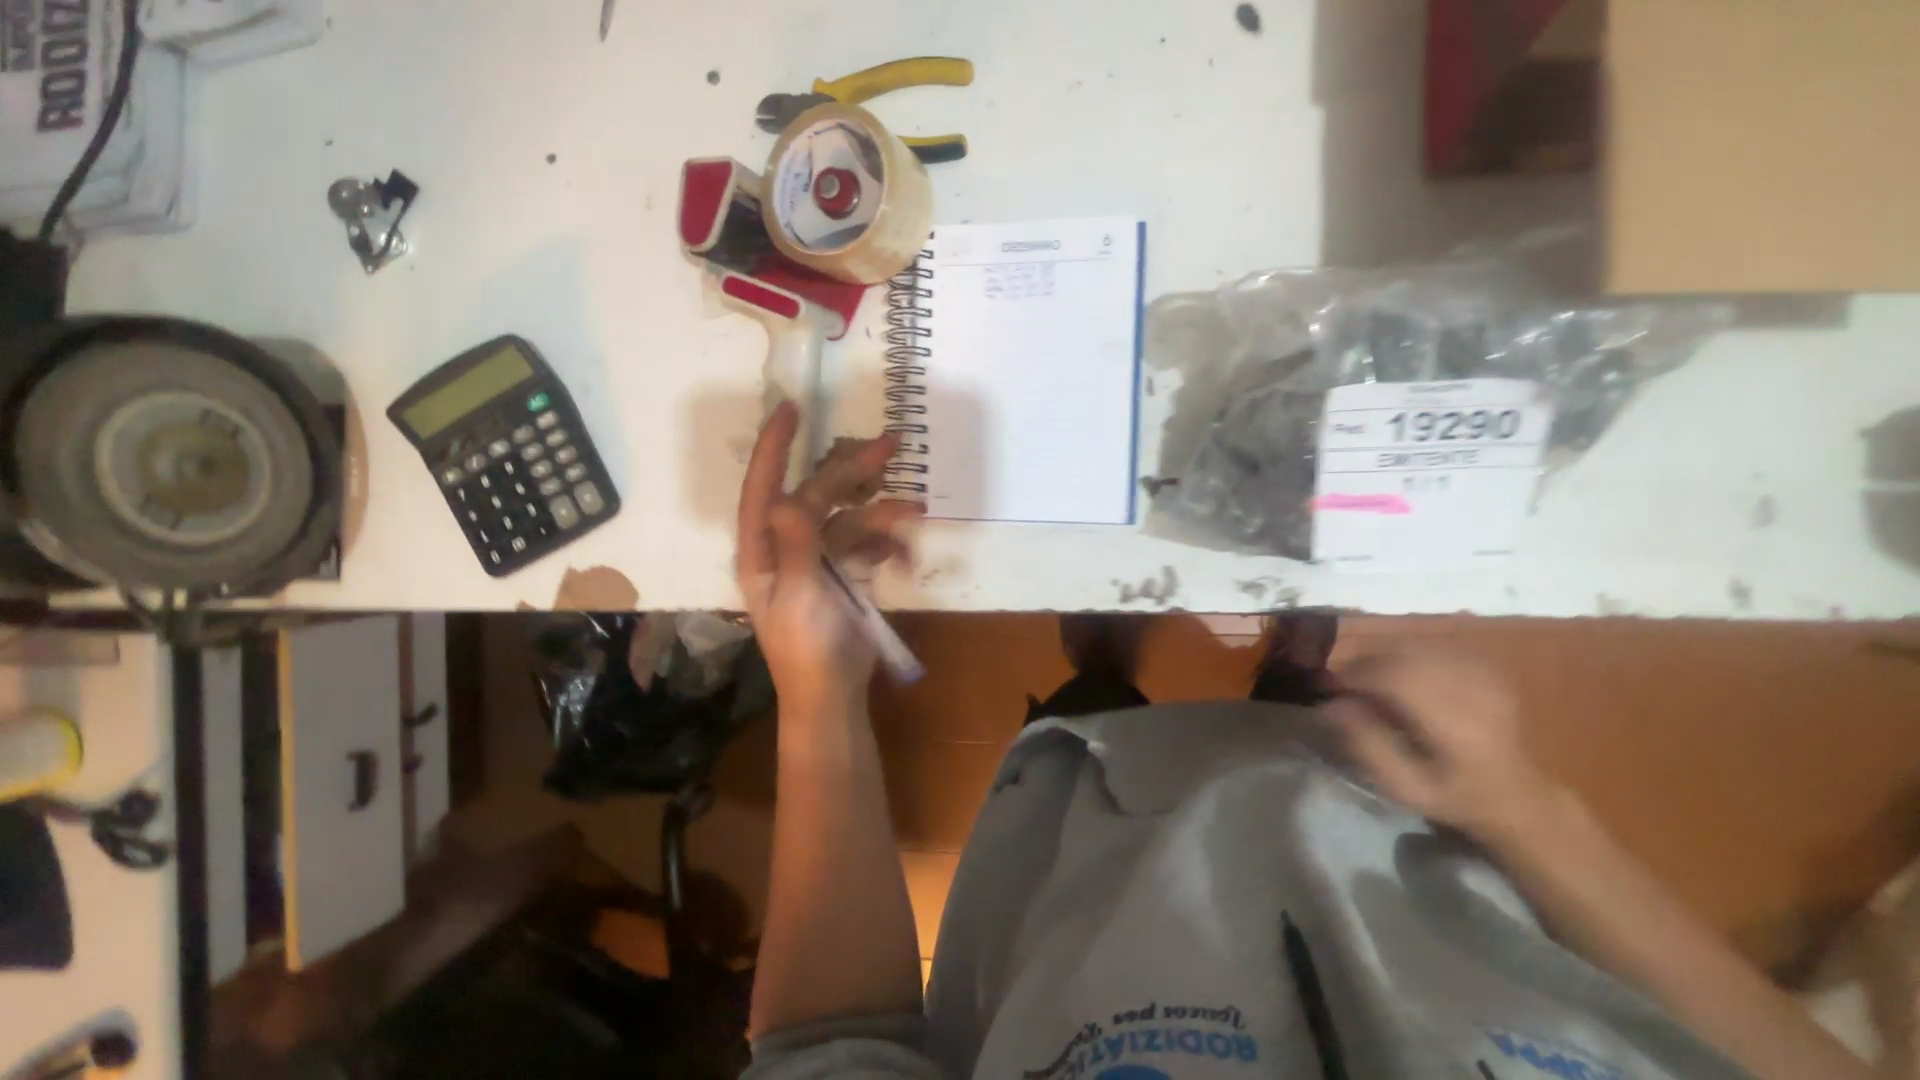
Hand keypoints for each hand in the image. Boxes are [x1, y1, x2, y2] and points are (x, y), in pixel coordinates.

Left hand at [736, 402, 922, 711]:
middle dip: (851, 472)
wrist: (833, 696)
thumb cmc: (806, 649)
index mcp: (762, 550)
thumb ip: (795, 545)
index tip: (791, 409)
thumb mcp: (798, 596)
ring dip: (882, 514)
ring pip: (848, 519)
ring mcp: (817, 561)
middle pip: (817, 496)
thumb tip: (786, 498)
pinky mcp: (843, 575)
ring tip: (916, 511)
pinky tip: (903, 558)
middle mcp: (786, 547)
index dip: (774, 448)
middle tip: (890, 445)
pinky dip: (886, 546)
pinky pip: (866, 546)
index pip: (764, 488)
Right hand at [1325, 649, 1560, 837]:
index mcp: (1452, 722)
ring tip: (1372, 681)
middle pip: (1403, 654)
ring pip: (1419, 645)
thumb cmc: (1457, 799)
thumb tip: (1330, 706)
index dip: (1353, 675)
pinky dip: (1411, 656)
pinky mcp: (1489, 670)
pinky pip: (1438, 647)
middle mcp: (1471, 689)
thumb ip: (1366, 745)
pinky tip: (1405, 677)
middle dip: (1366, 664)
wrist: (1521, 798)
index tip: (1329, 688)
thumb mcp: (1405, 787)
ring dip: (1386, 658)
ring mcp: (1484, 675)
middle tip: (1346, 684)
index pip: (1392, 676)